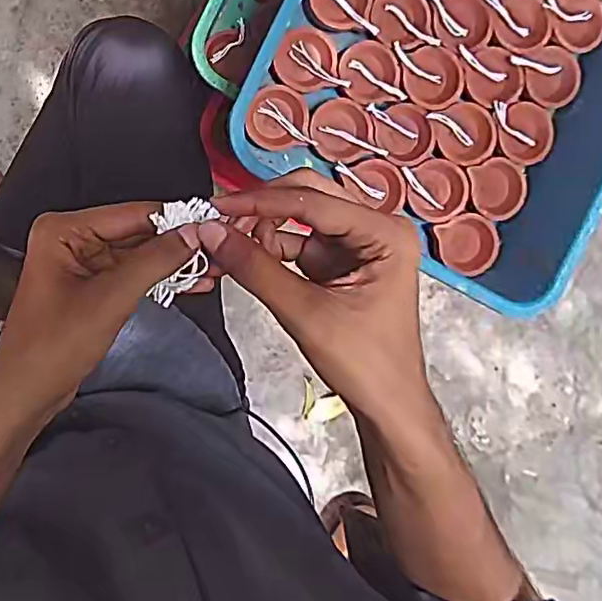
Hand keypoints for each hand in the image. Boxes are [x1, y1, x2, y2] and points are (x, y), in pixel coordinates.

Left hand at [0, 202, 196, 421]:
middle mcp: (69, 239)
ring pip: (138, 252)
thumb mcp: (109, 299)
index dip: (172, 219)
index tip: (207, 224)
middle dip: (176, 242)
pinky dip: (158, 276)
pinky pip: (131, 271)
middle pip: (135, 231)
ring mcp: (80, 262)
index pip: (129, 213)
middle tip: (214, 247)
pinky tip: (188, 280)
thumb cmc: (46, 350)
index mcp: (62, 230)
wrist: (27, 392)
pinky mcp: (90, 283)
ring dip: (172, 261)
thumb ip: (153, 262)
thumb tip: (188, 235)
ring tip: (210, 264)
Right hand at [196, 171, 430, 428]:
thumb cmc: (370, 365)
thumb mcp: (305, 313)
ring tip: (230, 245)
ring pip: (296, 213)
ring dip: (261, 227)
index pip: (312, 202)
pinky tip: (245, 256)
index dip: (260, 202)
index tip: (220, 206)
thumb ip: (256, 268)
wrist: (386, 405)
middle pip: (306, 195)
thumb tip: (216, 233)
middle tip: (221, 220)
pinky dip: (267, 245)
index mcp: (385, 234)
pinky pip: (294, 236)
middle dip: (261, 208)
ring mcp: (355, 242)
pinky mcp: (336, 258)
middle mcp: (375, 228)